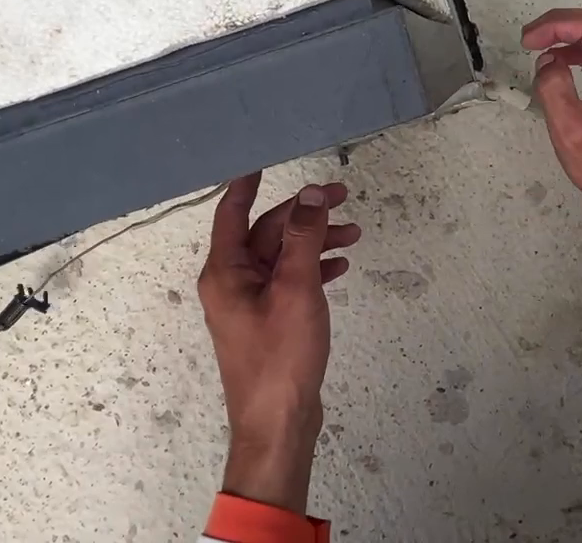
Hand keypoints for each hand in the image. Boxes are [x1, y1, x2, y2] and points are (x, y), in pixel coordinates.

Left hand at [198, 172, 359, 513]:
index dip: (247, 184)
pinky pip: (290, 279)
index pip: (232, 212)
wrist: (279, 422)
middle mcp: (233, 282)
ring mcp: (251, 302)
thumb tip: (311, 193)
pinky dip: (314, 268)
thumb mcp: (296, 287)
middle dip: (306, 214)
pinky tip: (340, 267)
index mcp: (226, 271)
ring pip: (284, 255)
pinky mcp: (269, 319)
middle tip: (344, 196)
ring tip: (354, 234)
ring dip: (317, 241)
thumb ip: (304, 237)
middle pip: (268, 232)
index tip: (263, 159)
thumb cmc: (281, 353)